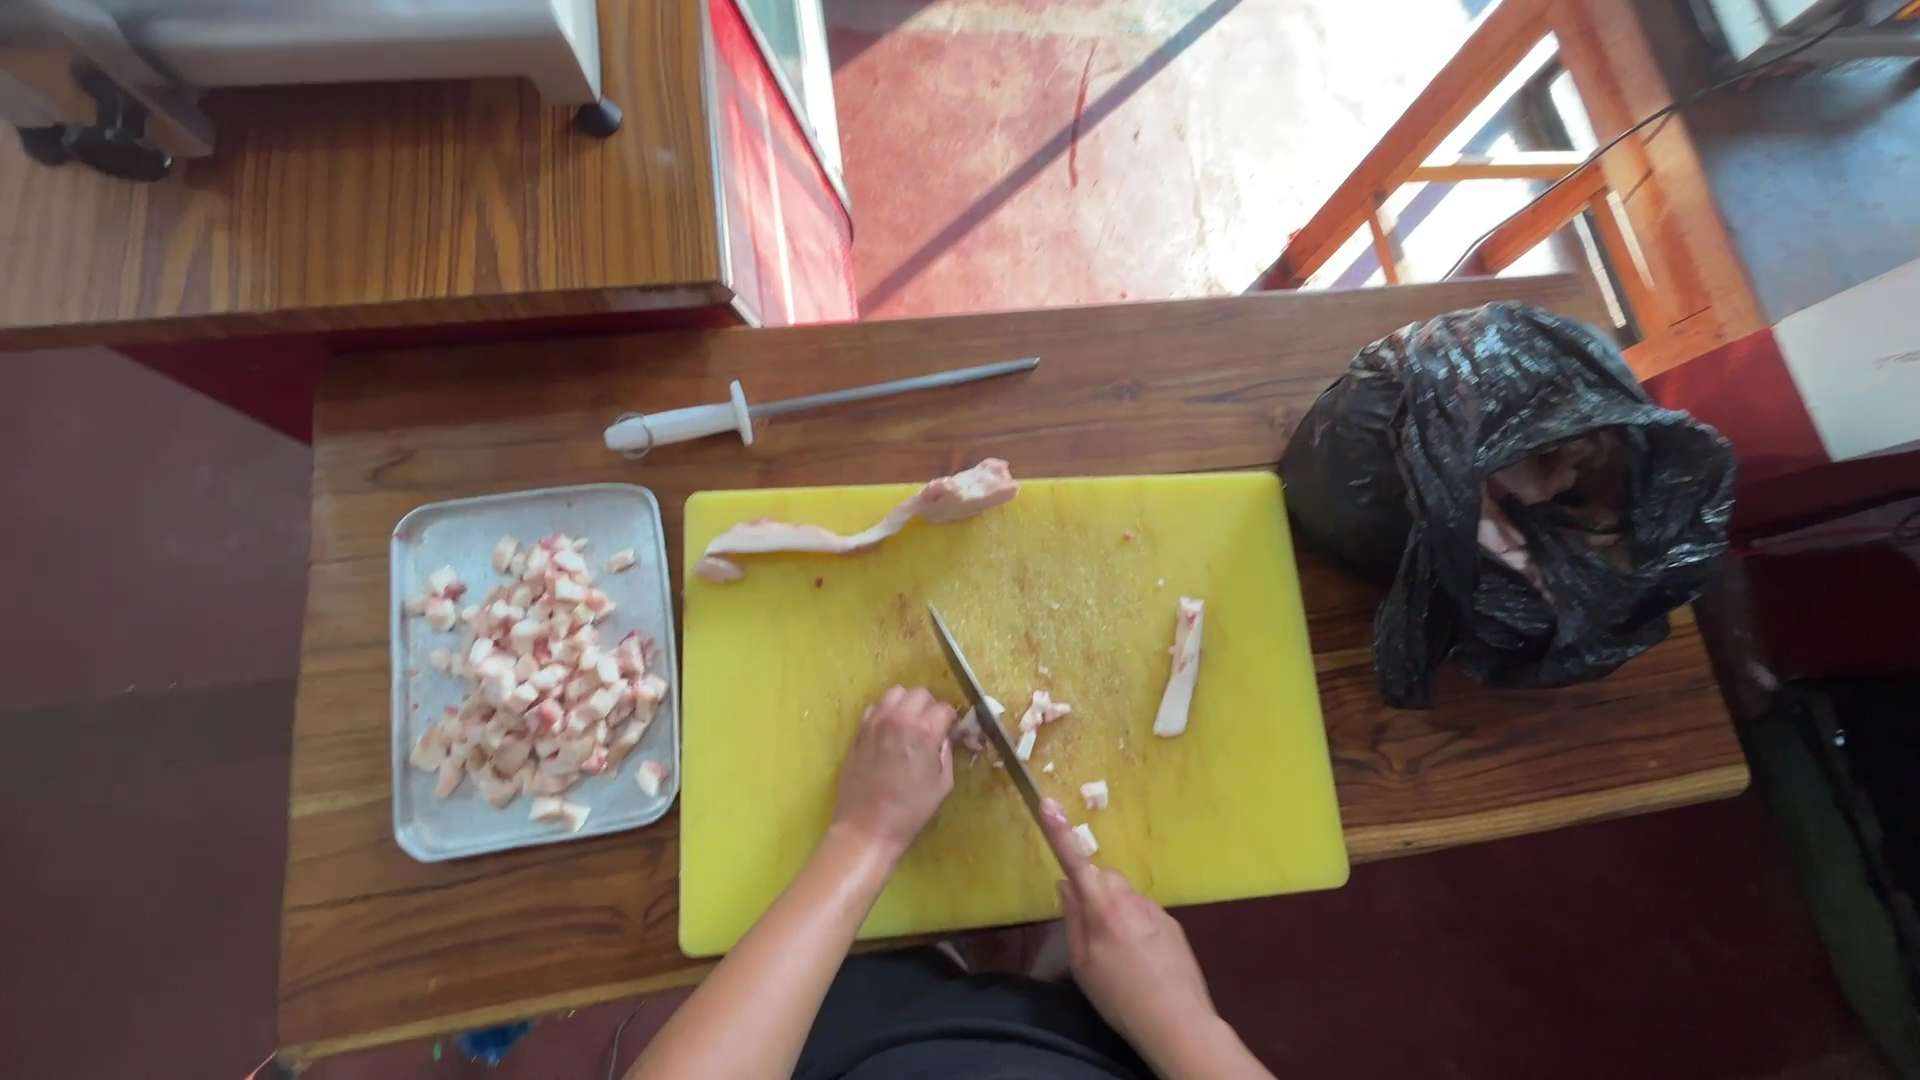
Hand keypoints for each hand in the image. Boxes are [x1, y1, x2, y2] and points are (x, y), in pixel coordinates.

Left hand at [833, 686, 959, 859]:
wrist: (867, 827)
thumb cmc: (910, 811)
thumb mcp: (942, 783)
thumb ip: (946, 751)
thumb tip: (945, 735)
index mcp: (924, 732)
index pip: (944, 708)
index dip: (950, 720)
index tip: (949, 731)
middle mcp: (899, 719)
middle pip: (920, 693)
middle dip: (929, 707)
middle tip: (930, 727)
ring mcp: (876, 722)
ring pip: (895, 693)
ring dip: (906, 705)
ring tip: (908, 725)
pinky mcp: (859, 730)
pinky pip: (875, 708)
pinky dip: (885, 713)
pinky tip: (888, 732)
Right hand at [1041, 798, 1226, 1072]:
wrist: (1180, 1023)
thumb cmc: (1120, 999)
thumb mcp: (1083, 966)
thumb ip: (1073, 920)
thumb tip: (1065, 885)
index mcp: (1102, 908)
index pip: (1075, 861)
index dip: (1058, 831)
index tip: (1048, 803)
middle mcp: (1129, 898)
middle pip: (1104, 877)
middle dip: (1094, 892)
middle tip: (1092, 931)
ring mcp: (1154, 908)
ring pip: (1125, 895)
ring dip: (1116, 910)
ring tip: (1120, 954)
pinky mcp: (1173, 922)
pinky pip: (1144, 911)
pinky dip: (1137, 925)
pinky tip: (1142, 959)